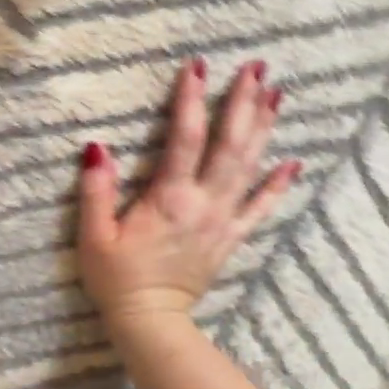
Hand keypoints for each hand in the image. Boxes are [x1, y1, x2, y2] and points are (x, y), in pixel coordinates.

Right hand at [77, 58, 298, 331]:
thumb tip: (96, 148)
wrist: (150, 321)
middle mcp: (204, 203)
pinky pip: (261, 207)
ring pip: (249, 166)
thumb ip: (96, 192)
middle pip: (229, 144)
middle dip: (243, 102)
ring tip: (276, 93)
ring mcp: (223, 221)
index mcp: (169, 199)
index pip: (184, 138)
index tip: (196, 66)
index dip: (190, 100)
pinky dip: (279, 183)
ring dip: (263, 128)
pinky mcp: (230, 238)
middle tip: (256, 67)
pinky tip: (294, 161)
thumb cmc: (116, 280)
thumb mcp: (94, 237)